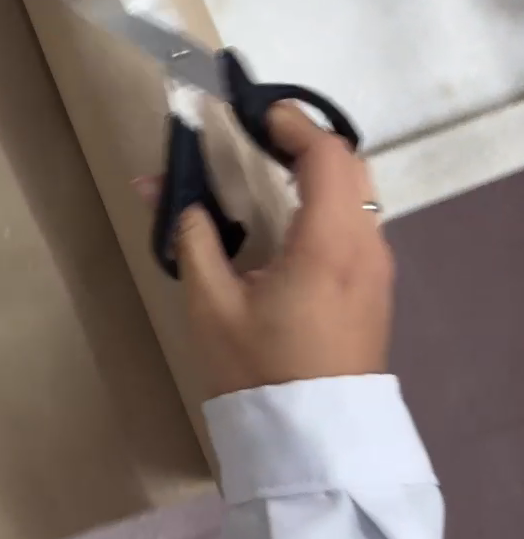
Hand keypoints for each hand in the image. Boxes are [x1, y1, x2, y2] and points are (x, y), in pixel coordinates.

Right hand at [174, 105, 393, 399]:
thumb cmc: (256, 361)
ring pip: (352, 194)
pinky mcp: (366, 282)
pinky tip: (273, 206)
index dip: (293, 126)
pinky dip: (314, 195)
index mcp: (329, 246)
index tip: (250, 110)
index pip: (329, 160)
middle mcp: (365, 247)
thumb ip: (192, 237)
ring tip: (253, 161)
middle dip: (301, 140)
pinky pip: (347, 219)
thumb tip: (167, 192)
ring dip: (308, 167)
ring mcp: (372, 266)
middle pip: (349, 170)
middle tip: (248, 129)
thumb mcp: (209, 298)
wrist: (310, 428)